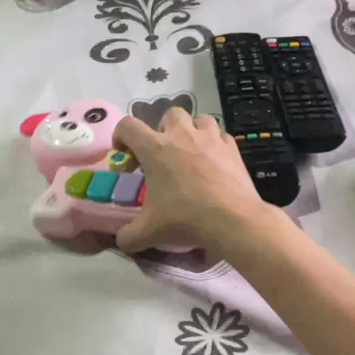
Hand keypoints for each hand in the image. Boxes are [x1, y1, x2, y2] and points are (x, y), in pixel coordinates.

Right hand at [112, 107, 273, 254]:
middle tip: (163, 154)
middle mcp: (182, 136)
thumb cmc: (185, 219)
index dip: (121, 136)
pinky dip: (216, 144)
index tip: (126, 156)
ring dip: (192, 130)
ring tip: (192, 152)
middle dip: (163, 129)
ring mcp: (211, 139)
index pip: (128, 126)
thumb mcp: (149, 232)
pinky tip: (215, 161)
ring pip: (199, 119)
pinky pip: (222, 136)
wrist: (232, 220)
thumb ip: (128, 235)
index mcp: (156, 148)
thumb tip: (121, 240)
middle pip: (169, 114)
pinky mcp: (233, 149)